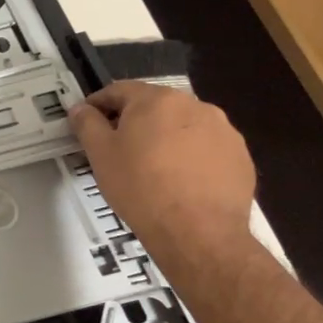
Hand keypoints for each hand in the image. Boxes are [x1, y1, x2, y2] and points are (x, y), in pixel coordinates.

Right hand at [69, 81, 256, 260]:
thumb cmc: (139, 185)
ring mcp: (225, 132)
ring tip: (150, 165)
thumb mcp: (99, 152)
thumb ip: (87, 123)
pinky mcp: (241, 158)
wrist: (198, 232)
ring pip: (182, 126)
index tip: (86, 123)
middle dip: (133, 121)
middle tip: (116, 146)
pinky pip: (205, 147)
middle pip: (154, 106)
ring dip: (163, 137)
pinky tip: (177, 179)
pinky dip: (188, 155)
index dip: (97, 104)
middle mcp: (196, 107)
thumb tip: (81, 109)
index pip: (119, 90)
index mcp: (158, 100)